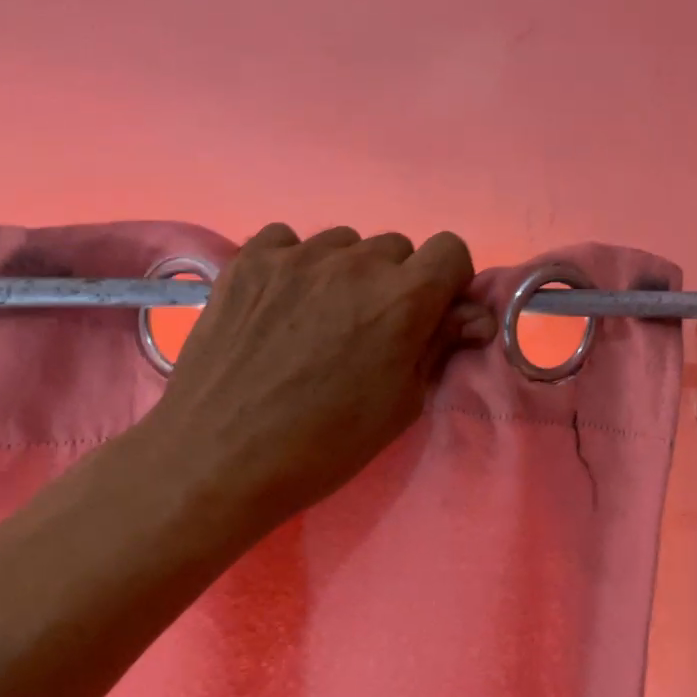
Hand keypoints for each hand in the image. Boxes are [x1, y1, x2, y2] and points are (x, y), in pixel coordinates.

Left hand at [134, 224, 494, 527]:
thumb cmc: (326, 444)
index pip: (452, 250)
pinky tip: (280, 305)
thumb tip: (475, 316)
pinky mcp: (248, 259)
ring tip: (319, 320)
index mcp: (403, 299)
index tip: (431, 316)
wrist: (221, 456)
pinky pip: (288, 240)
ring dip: (345, 273)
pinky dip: (294, 264)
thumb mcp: (401, 404)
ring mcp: (295, 255)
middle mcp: (354, 262)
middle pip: (397, 248)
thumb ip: (439, 346)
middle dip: (396, 282)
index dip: (448, 282)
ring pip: (343, 244)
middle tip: (369, 331)